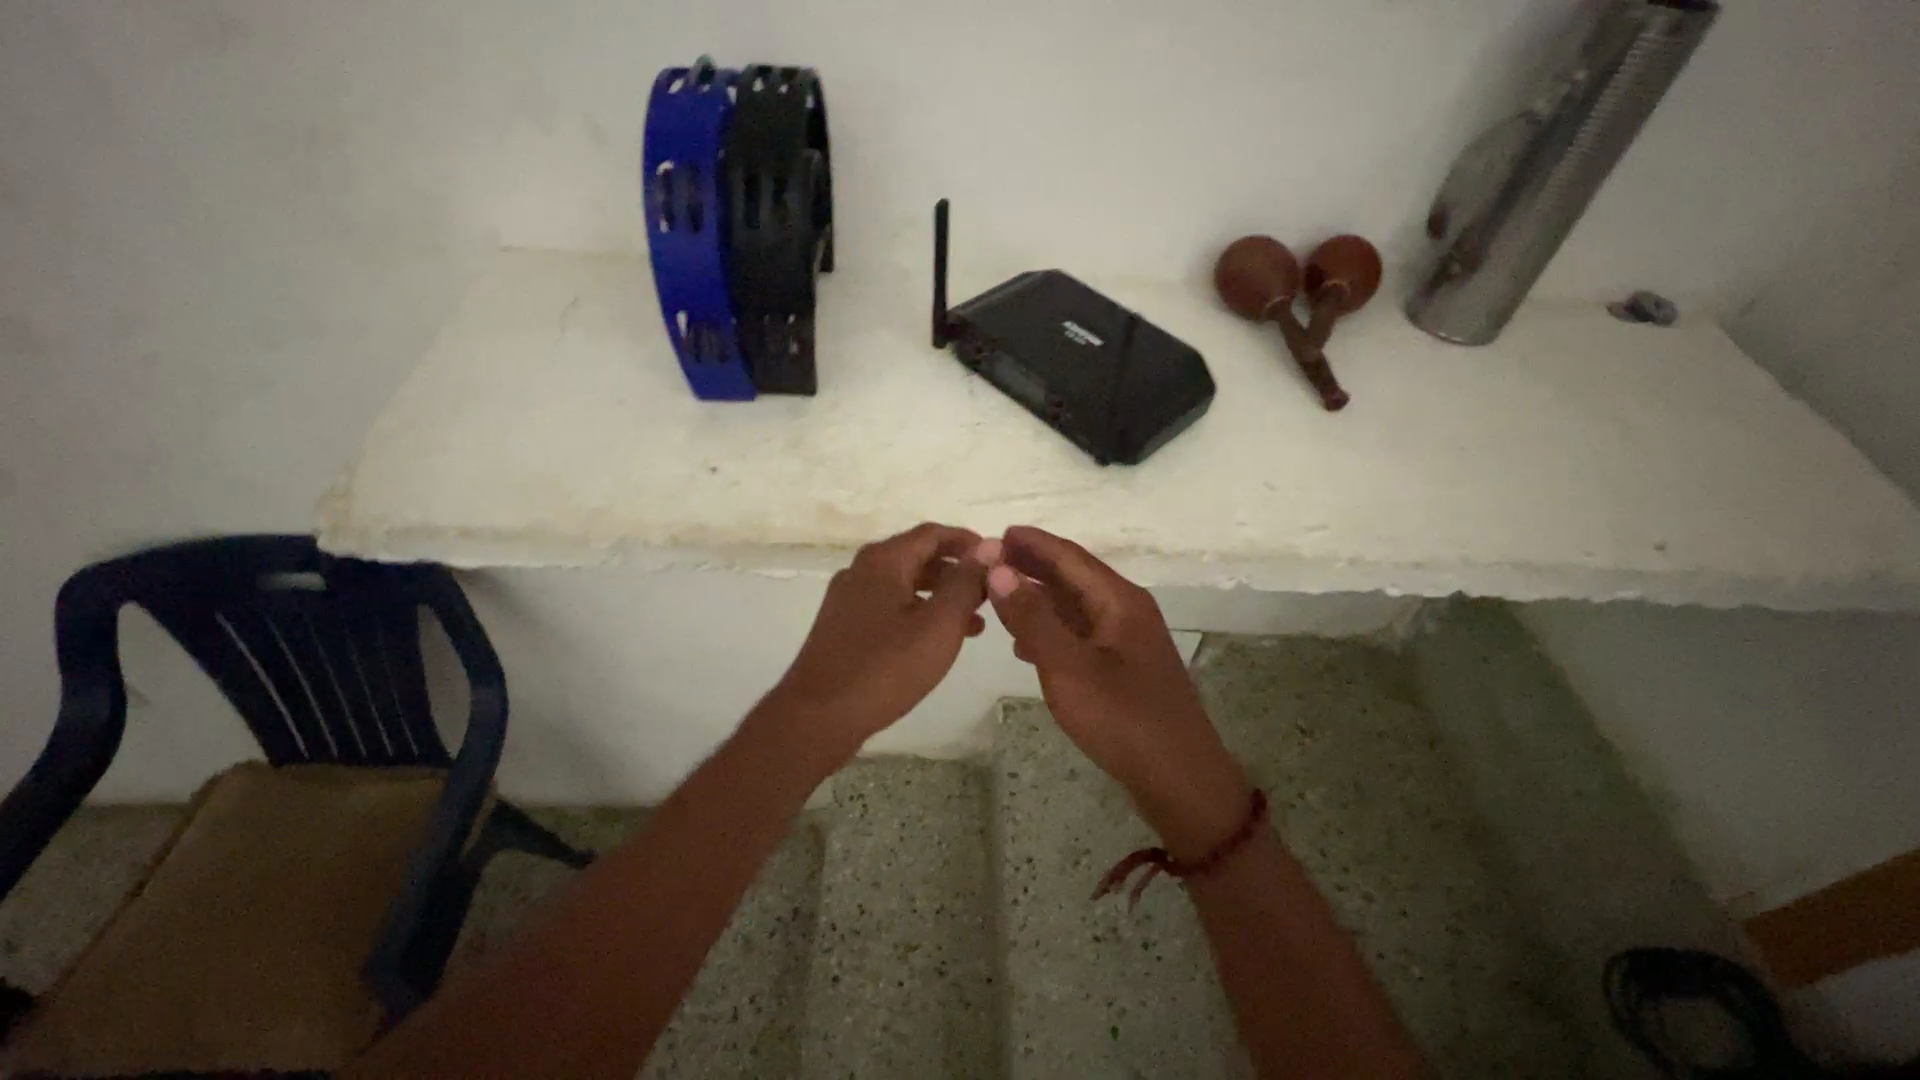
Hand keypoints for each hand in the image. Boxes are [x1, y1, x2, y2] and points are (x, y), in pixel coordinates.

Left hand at [755, 523, 992, 763]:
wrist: (818, 716)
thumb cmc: (886, 668)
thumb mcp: (939, 625)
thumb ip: (966, 583)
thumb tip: (988, 547)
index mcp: (883, 561)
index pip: (933, 534)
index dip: (969, 542)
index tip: (998, 559)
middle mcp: (861, 571)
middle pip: (917, 557)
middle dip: (957, 572)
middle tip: (990, 594)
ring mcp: (848, 599)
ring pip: (904, 585)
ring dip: (941, 597)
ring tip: (975, 623)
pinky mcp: (843, 627)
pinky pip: (890, 607)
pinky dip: (919, 614)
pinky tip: (936, 642)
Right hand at [987, 526, 1251, 859]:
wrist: (1178, 778)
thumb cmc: (1122, 719)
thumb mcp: (1068, 668)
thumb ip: (1032, 618)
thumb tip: (998, 569)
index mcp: (1120, 601)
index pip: (1070, 557)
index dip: (1032, 543)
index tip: (996, 534)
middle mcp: (1127, 611)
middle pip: (1074, 577)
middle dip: (1033, 567)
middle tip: (990, 562)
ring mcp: (1127, 641)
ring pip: (1076, 607)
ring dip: (1038, 598)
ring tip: (999, 597)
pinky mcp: (1123, 669)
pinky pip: (1080, 634)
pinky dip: (1050, 630)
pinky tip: (1024, 644)